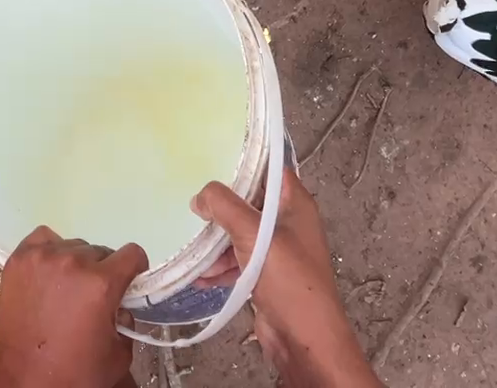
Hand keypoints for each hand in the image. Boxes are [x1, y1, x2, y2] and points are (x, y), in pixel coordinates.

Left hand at [0, 227, 147, 387]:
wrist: (19, 376)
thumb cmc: (71, 371)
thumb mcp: (116, 357)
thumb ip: (128, 324)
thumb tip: (122, 307)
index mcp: (101, 284)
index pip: (132, 254)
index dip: (135, 269)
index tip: (129, 281)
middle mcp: (74, 261)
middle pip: (101, 252)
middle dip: (103, 273)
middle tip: (93, 299)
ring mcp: (44, 256)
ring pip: (74, 246)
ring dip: (77, 264)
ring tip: (66, 290)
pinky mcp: (21, 256)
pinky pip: (45, 239)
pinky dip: (51, 251)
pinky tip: (49, 273)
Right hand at [193, 172, 383, 387]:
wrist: (305, 343)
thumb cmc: (289, 280)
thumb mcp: (253, 233)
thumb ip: (223, 205)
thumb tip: (200, 197)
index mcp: (294, 204)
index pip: (269, 168)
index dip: (244, 159)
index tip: (211, 153)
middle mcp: (288, 223)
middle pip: (249, 200)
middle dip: (221, 202)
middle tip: (194, 197)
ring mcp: (278, 251)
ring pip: (240, 231)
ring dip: (216, 238)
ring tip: (191, 242)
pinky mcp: (268, 276)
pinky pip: (239, 260)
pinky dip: (220, 264)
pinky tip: (198, 274)